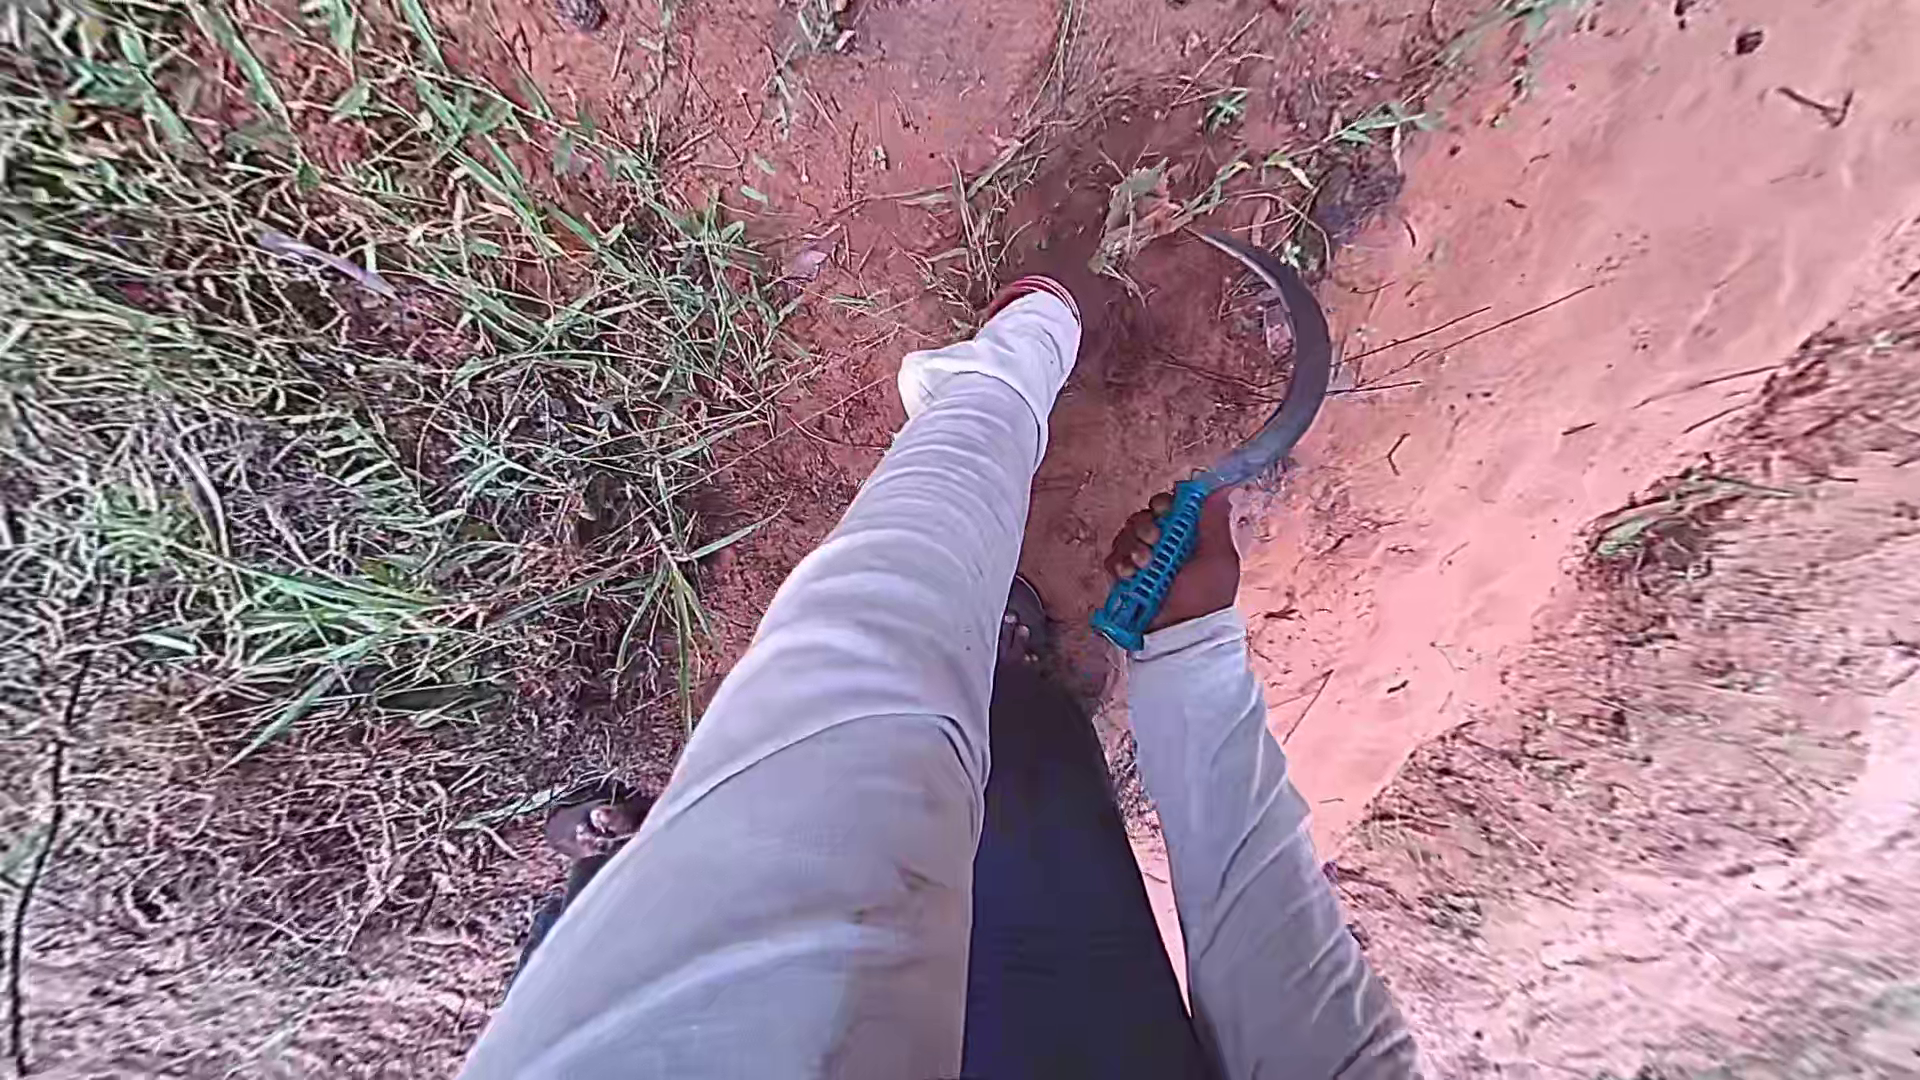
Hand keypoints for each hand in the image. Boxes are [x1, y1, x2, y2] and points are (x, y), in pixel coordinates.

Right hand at [1103, 489, 1238, 632]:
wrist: (1182, 631)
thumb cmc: (1206, 597)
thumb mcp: (1218, 558)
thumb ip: (1215, 523)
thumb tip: (1224, 490)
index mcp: (1185, 535)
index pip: (1167, 505)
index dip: (1162, 503)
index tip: (1164, 510)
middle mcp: (1162, 544)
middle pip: (1143, 517)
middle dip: (1146, 527)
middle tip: (1154, 541)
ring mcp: (1141, 559)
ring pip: (1126, 536)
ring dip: (1134, 547)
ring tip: (1145, 565)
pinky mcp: (1124, 576)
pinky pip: (1113, 559)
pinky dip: (1120, 564)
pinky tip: (1131, 574)